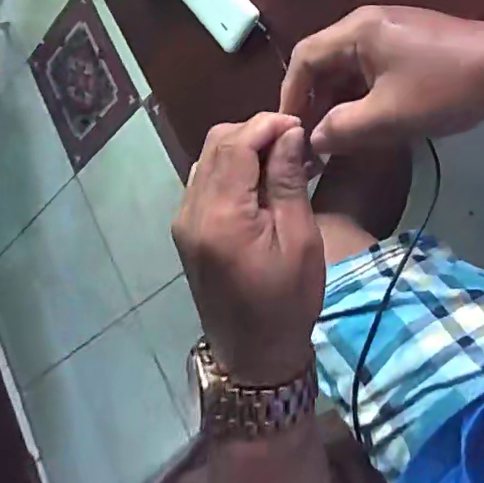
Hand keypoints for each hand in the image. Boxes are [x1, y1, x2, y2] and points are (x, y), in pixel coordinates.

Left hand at [172, 113, 322, 384]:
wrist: (254, 357)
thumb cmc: (287, 302)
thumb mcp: (299, 239)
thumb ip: (287, 180)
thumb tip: (288, 133)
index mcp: (220, 215)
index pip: (236, 144)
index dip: (267, 125)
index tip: (300, 126)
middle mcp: (191, 210)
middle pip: (217, 144)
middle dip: (255, 133)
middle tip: (294, 145)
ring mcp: (183, 219)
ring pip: (207, 158)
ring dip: (242, 148)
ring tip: (280, 162)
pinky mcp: (185, 228)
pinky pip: (204, 180)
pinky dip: (230, 169)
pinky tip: (258, 182)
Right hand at [280, 6, 483, 155]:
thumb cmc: (446, 89)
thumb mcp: (389, 117)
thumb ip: (342, 130)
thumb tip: (312, 140)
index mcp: (356, 31)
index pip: (304, 58)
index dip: (290, 95)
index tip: (289, 130)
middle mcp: (367, 23)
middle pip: (324, 62)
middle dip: (315, 102)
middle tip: (313, 140)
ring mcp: (391, 31)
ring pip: (348, 68)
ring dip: (338, 102)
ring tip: (337, 137)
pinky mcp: (409, 44)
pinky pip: (370, 69)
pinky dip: (361, 96)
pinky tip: (367, 122)